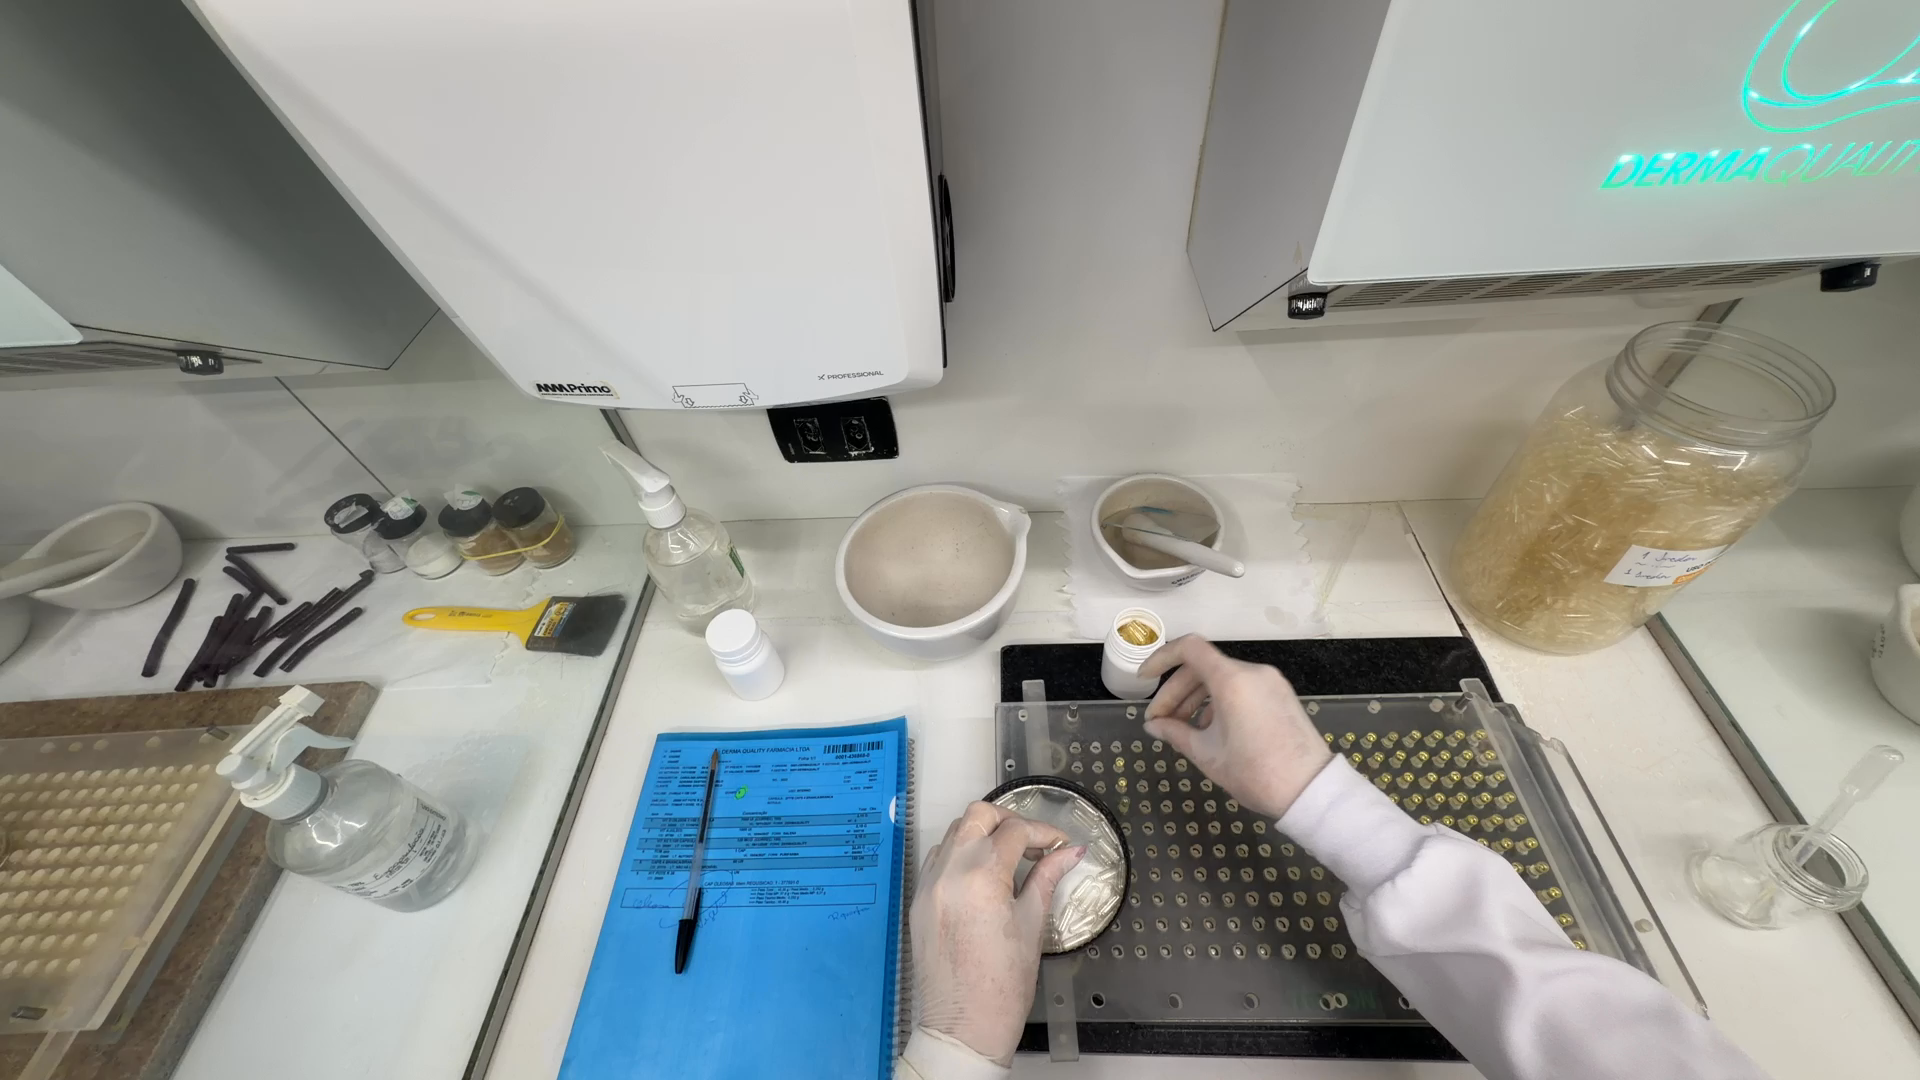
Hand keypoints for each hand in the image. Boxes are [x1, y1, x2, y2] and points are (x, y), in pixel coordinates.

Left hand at [911, 802, 1086, 1065]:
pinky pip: (938, 856)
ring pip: (955, 831)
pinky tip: (979, 873)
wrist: (962, 1029)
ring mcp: (928, 882)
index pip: (1016, 831)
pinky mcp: (917, 897)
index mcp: (982, 875)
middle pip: (978, 815)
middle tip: (1032, 842)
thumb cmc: (1004, 985)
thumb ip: (1048, 878)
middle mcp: (950, 869)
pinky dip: (959, 852)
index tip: (1060, 844)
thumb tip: (1071, 851)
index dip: (1043, 833)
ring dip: (982, 833)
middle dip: (1009, 820)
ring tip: (1008, 857)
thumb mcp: (1032, 926)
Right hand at [1139, 634, 1332, 818]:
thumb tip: (1154, 726)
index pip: (1188, 649)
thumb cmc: (1256, 773)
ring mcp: (1269, 682)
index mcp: (1232, 680)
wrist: (1312, 793)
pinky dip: (1218, 700)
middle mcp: (1251, 672)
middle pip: (1201, 667)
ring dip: (1195, 698)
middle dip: (1175, 692)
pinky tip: (1210, 729)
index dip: (1160, 658)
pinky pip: (1239, 687)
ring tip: (1182, 728)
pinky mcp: (1280, 694)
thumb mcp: (1207, 754)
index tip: (1144, 678)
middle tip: (1159, 720)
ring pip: (1220, 678)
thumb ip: (1175, 733)